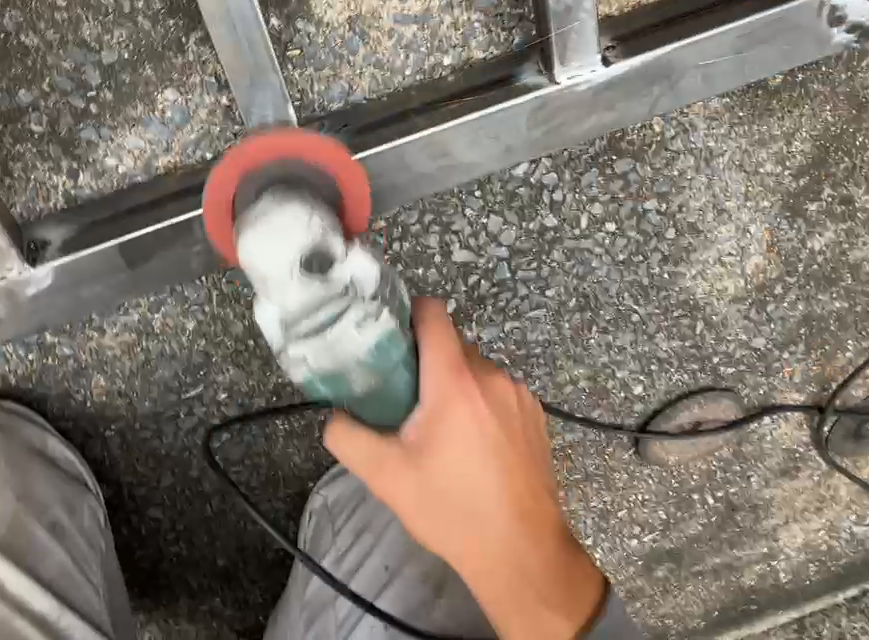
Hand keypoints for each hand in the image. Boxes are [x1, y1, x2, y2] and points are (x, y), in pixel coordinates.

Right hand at [325, 298, 606, 639]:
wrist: (522, 555)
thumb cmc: (451, 510)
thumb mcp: (384, 476)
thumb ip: (346, 436)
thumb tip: (332, 414)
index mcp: (453, 380)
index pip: (432, 313)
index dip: (408, 315)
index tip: (390, 340)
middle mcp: (490, 376)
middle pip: (450, 344)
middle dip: (426, 364)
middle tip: (406, 401)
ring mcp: (518, 394)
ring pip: (475, 369)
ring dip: (455, 386)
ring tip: (440, 430)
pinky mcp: (536, 414)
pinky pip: (498, 390)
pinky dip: (481, 404)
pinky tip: (473, 445)